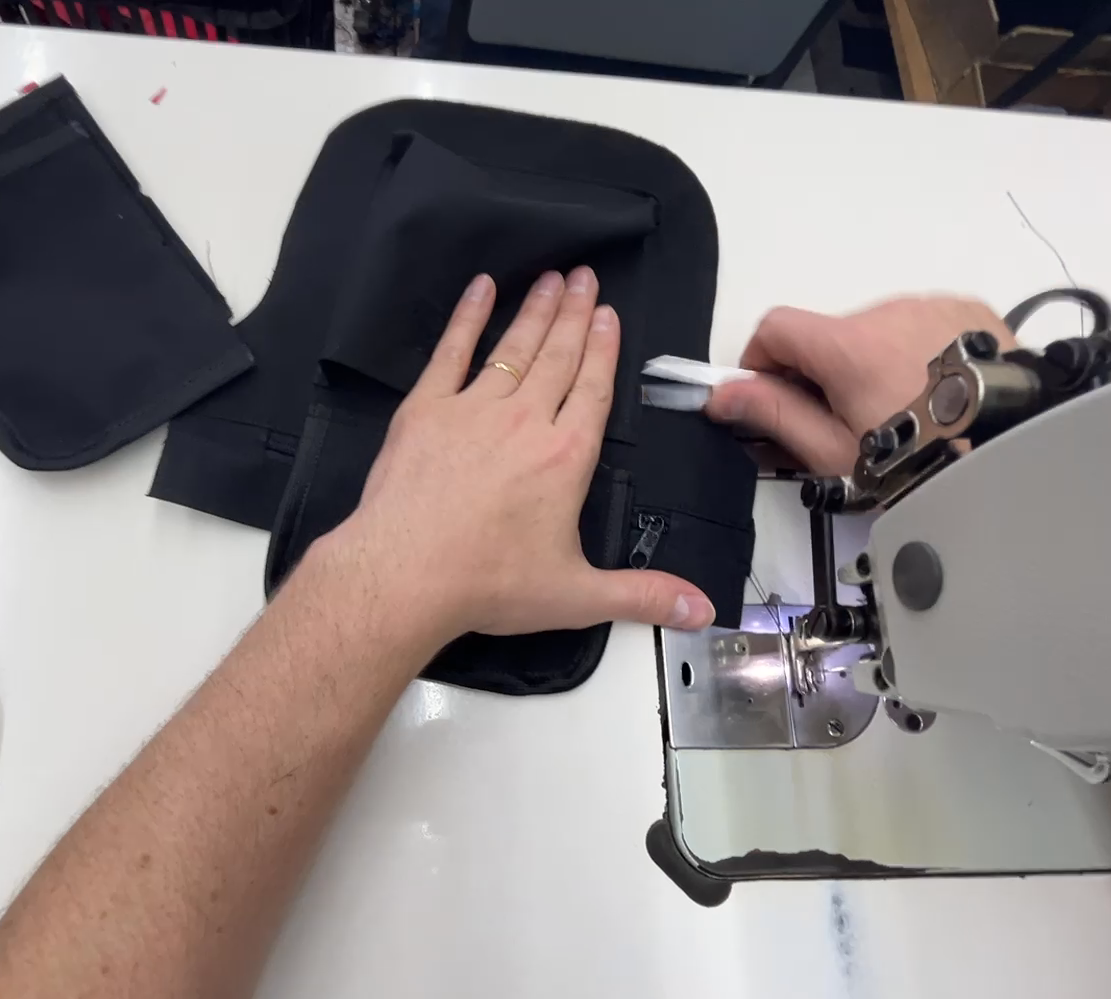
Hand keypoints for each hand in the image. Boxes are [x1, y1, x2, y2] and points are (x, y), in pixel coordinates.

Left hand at [312, 267, 714, 644]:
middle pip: (558, 357)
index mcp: (565, 457)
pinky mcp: (425, 411)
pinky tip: (480, 290)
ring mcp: (471, 409)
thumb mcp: (575, 596)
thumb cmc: (488, 583)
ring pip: (513, 349)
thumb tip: (704, 612)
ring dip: (535, 311)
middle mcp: (524, 421)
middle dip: (575, 315)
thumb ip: (643, 596)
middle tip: (586, 276)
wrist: (406, 574)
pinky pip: (451, 352)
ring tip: (552, 279)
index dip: (603, 349)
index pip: (592, 389)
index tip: (609, 315)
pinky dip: (467, 319)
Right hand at [704, 296, 1015, 473]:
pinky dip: (906, 352)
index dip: (758, 363)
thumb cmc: (920, 460)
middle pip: (824, 333)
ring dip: (863, 363)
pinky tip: (927, 391)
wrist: (1019, 452)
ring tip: (892, 410)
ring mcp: (935, 306)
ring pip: (870, 330)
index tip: (769, 398)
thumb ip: (773, 415)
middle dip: (816, 373)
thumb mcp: (833, 451)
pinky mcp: (971, 311)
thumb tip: (721, 394)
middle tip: (837, 423)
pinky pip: (915, 324)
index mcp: (850, 345)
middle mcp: (890, 311)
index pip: (774, 328)